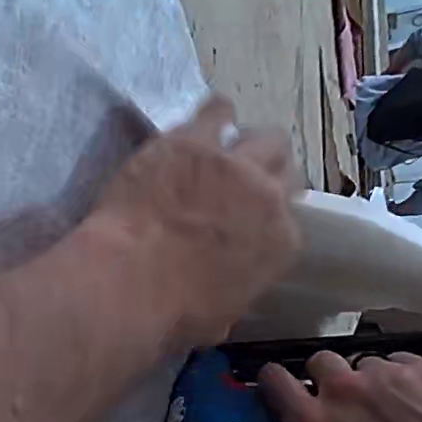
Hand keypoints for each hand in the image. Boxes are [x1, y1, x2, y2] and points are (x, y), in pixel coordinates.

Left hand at [88, 97, 299, 346]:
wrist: (132, 281)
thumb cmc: (176, 312)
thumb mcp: (225, 310)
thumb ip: (239, 281)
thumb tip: (224, 278)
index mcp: (281, 239)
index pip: (290, 213)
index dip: (270, 208)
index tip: (251, 211)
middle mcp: (267, 194)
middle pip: (284, 162)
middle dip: (269, 166)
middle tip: (243, 174)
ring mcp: (231, 163)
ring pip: (263, 133)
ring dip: (247, 138)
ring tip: (224, 142)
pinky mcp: (191, 140)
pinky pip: (216, 109)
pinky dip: (214, 114)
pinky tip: (202, 121)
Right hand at [258, 351, 421, 421]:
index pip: (275, 380)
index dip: (275, 380)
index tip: (281, 385)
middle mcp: (350, 392)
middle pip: (322, 361)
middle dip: (329, 380)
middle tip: (351, 408)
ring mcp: (393, 375)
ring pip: (370, 365)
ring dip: (376, 385)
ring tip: (403, 416)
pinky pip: (408, 365)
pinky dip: (411, 383)